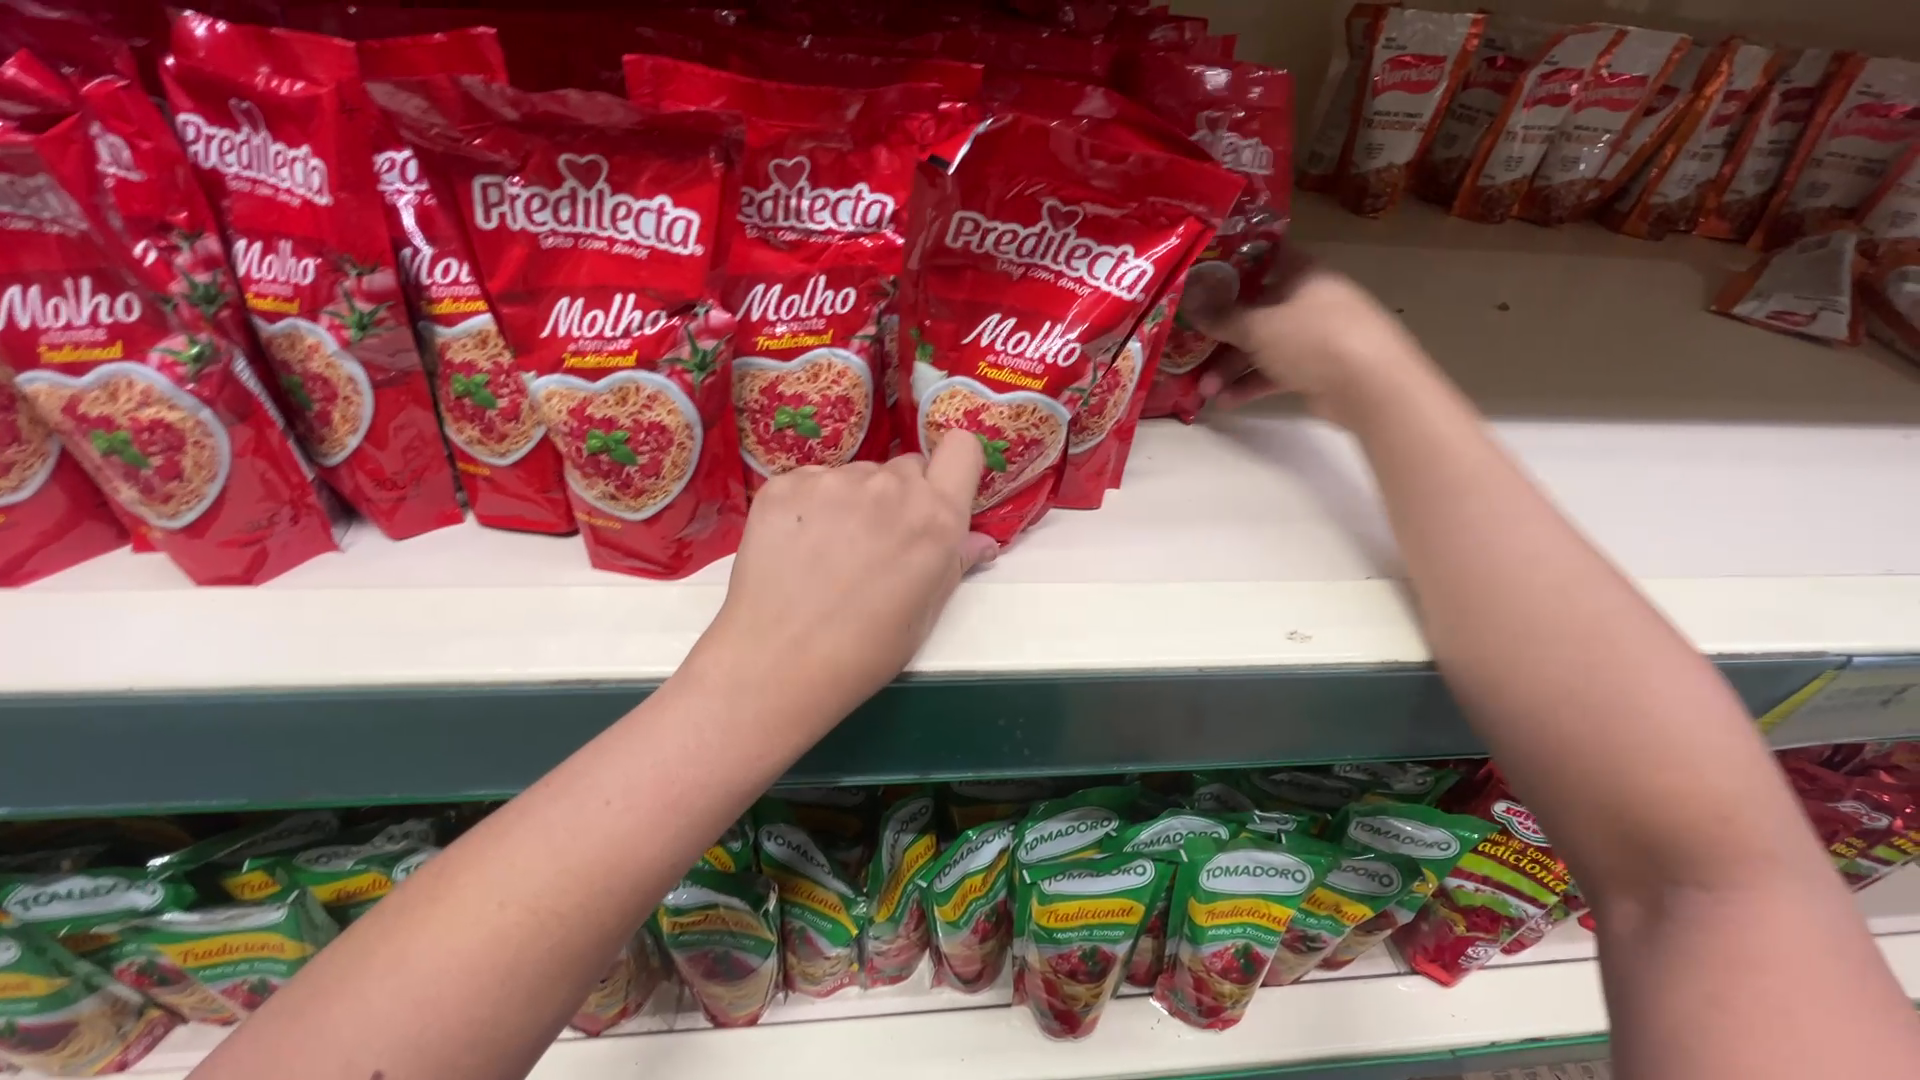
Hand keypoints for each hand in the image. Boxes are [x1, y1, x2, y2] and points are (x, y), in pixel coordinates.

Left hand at [691, 432, 996, 720]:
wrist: (777, 662)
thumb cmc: (865, 651)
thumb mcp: (924, 615)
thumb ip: (954, 564)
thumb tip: (982, 541)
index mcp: (935, 517)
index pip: (962, 448)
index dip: (952, 468)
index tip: (938, 493)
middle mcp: (888, 486)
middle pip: (904, 468)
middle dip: (898, 497)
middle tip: (875, 544)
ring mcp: (831, 480)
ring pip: (854, 476)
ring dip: (851, 502)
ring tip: (827, 553)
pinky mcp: (783, 484)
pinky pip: (809, 482)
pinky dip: (807, 507)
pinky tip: (795, 549)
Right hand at [1181, 245, 1428, 428]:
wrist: (1370, 387)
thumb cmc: (1314, 338)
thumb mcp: (1260, 325)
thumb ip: (1222, 316)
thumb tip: (1189, 300)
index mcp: (1302, 273)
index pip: (1262, 259)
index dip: (1228, 267)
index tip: (1196, 281)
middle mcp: (1308, 300)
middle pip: (1255, 310)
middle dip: (1220, 333)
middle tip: (1189, 347)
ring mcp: (1313, 337)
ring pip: (1262, 346)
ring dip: (1230, 367)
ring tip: (1203, 390)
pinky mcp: (1314, 370)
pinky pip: (1274, 373)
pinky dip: (1250, 385)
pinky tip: (1224, 401)